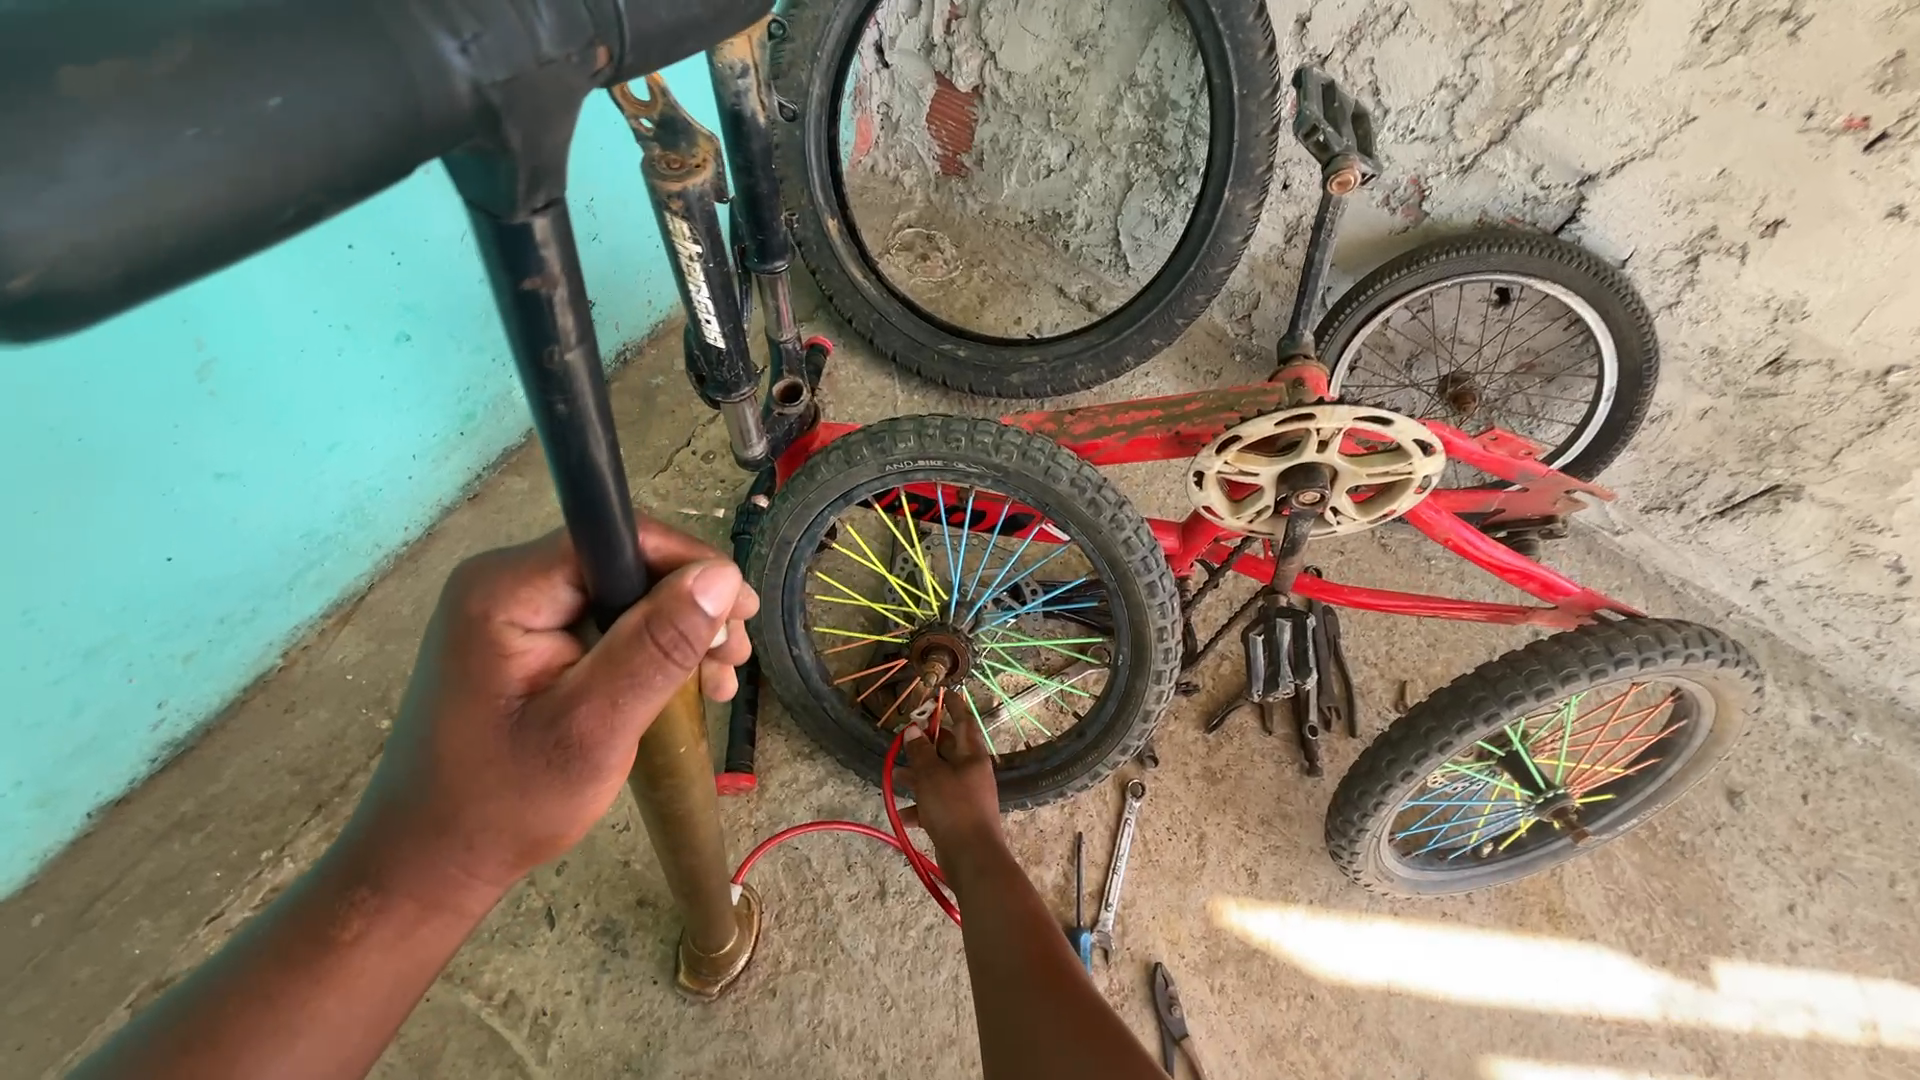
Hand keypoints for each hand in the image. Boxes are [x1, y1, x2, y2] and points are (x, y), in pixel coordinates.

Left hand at [346, 519, 758, 902]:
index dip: (690, 567)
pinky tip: (688, 683)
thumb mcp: (595, 726)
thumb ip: (657, 646)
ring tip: (721, 677)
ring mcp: (515, 609)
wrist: (434, 861)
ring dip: (681, 630)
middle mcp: (507, 581)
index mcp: (506, 589)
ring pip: (626, 593)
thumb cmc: (507, 803)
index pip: (622, 539)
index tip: (740, 614)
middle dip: (692, 608)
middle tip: (735, 658)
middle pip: (628, 563)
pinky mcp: (527, 637)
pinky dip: (653, 648)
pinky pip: (607, 620)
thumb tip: (723, 577)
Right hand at [897, 715, 1005, 869]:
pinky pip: (936, 803)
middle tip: (905, 738)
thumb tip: (914, 730)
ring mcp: (965, 795)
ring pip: (938, 776)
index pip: (963, 721)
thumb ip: (920, 752)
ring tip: (895, 775)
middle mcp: (971, 771)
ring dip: (917, 775)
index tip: (942, 693)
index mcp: (972, 755)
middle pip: (948, 749)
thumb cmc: (954, 809)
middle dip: (925, 744)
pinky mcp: (957, 817)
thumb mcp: (931, 776)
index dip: (952, 706)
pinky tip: (903, 814)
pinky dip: (920, 805)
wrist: (972, 858)